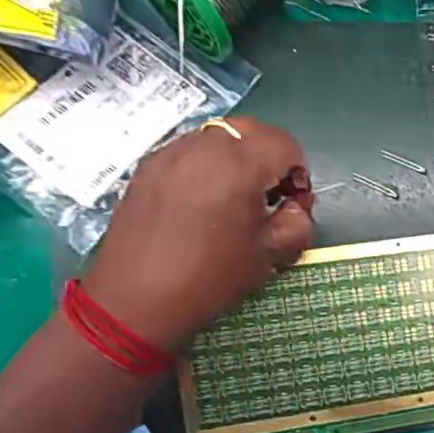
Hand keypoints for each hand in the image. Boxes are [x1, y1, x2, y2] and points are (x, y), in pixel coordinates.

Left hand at [81, 117, 313, 352]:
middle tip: (266, 198)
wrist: (135, 301)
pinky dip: (205, 166)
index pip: (284, 144)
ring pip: (217, 137)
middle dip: (268, 158)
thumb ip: (297, 222)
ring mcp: (170, 153)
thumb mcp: (268, 256)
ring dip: (236, 159)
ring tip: (231, 201)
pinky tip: (199, 204)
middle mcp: (203, 146)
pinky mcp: (147, 167)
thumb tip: (294, 206)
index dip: (298, 172)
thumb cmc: (209, 279)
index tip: (291, 203)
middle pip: (251, 131)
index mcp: (239, 164)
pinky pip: (188, 152)